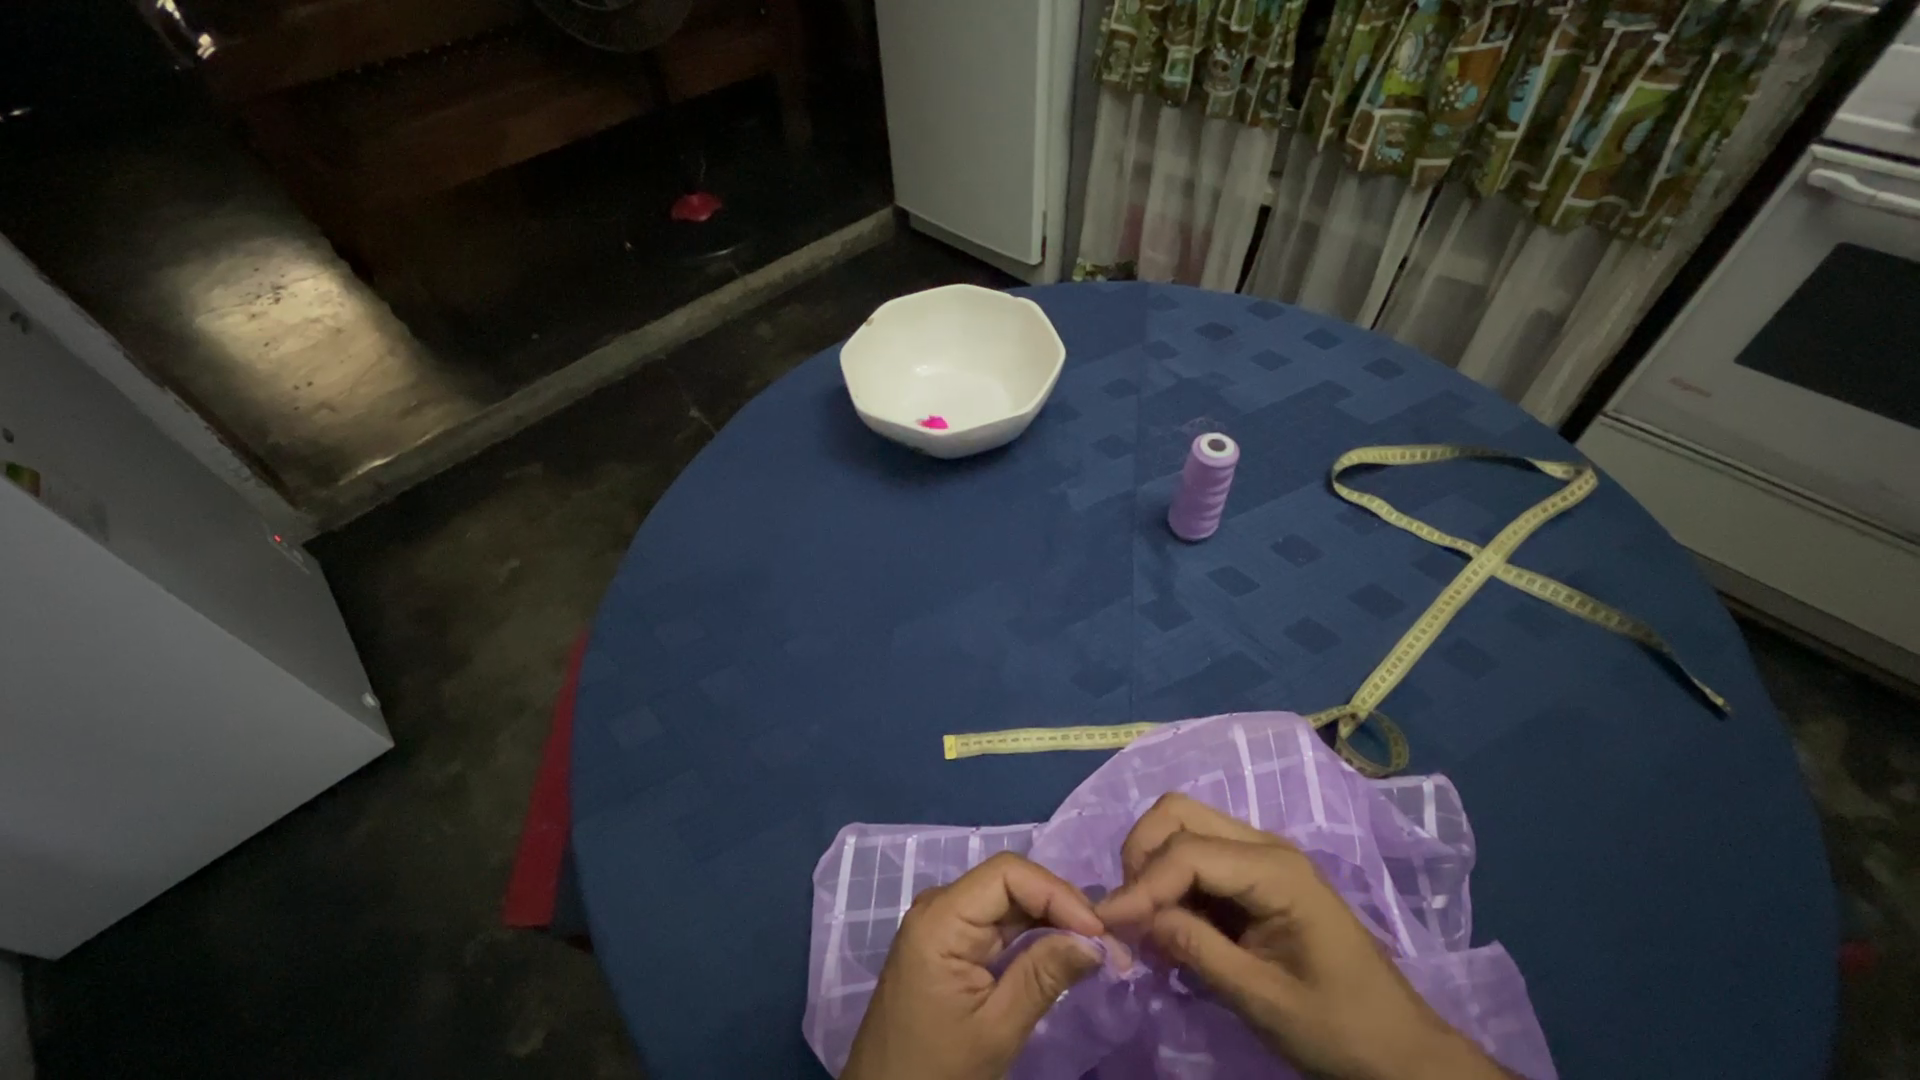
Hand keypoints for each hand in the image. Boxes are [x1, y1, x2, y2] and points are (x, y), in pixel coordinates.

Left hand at [842, 852, 1104, 1079]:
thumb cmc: (935, 1071)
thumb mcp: (996, 1029)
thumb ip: (1044, 976)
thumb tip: (1097, 941)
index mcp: (940, 918)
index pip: (1008, 873)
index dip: (1058, 892)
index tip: (1099, 931)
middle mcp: (939, 907)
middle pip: (1010, 883)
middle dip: (1062, 907)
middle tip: (1110, 945)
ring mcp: (942, 924)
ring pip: (1009, 902)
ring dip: (1053, 920)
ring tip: (1097, 948)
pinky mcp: (949, 944)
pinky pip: (997, 924)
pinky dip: (1034, 934)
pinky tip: (1064, 951)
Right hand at [1096, 794, 1511, 1079]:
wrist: (1401, 1050)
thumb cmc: (1340, 1027)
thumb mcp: (1263, 999)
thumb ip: (1196, 950)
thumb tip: (1133, 919)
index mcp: (1276, 871)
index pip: (1187, 852)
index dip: (1140, 886)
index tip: (1107, 927)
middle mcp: (1265, 847)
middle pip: (1178, 814)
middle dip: (1141, 854)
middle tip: (1127, 913)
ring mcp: (1261, 858)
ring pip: (1183, 827)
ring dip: (1152, 865)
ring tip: (1142, 923)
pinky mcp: (1255, 879)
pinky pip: (1197, 857)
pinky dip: (1169, 881)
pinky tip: (1167, 926)